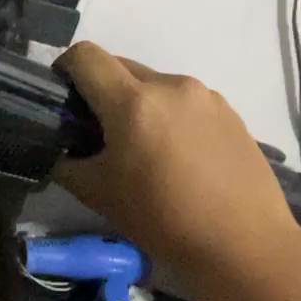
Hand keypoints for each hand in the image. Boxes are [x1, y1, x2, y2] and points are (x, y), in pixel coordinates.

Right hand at [52, 42, 300, 292]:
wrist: (243, 244)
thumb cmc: (161, 219)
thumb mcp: (96, 193)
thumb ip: (65, 161)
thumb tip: (57, 147)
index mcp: (133, 102)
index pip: (85, 56)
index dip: (63, 68)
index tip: (61, 98)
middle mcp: (170, 86)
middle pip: (120, 66)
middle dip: (100, 91)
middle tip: (96, 133)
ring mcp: (205, 96)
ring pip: (154, 85)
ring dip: (136, 104)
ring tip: (141, 150)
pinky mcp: (230, 112)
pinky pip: (184, 101)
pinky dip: (167, 117)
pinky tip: (176, 158)